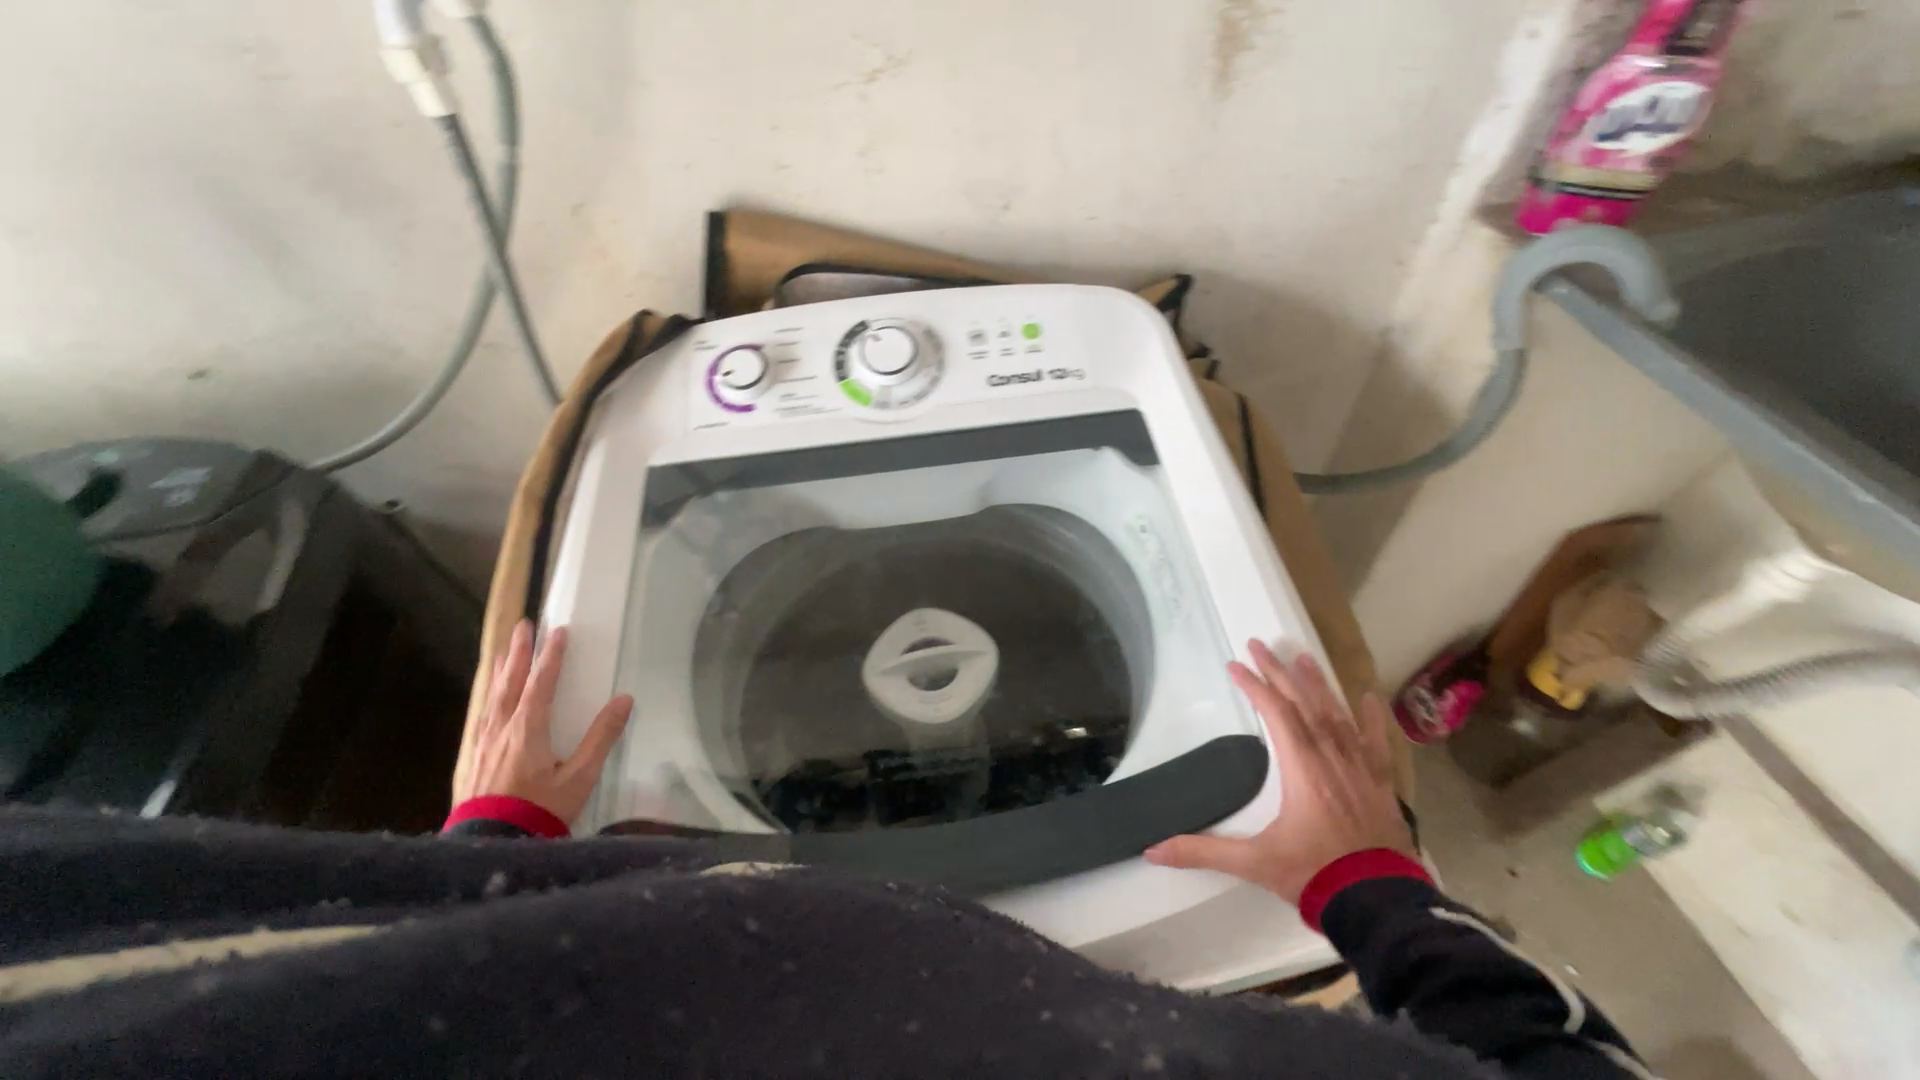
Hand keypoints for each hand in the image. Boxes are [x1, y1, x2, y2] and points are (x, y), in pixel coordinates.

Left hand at [459, 620, 633, 825]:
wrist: (490, 846)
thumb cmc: (540, 811)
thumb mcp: (579, 778)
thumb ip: (601, 738)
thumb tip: (624, 700)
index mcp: (527, 730)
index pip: (541, 684)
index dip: (551, 656)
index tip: (558, 631)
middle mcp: (501, 730)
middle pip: (510, 683)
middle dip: (518, 653)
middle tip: (522, 626)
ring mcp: (482, 745)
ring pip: (491, 698)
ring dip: (500, 672)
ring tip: (502, 652)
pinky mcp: (472, 761)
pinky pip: (480, 718)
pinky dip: (488, 699)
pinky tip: (488, 702)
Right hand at [1144, 639, 1410, 903]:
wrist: (1379, 905)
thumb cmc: (1314, 875)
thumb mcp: (1254, 863)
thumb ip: (1203, 852)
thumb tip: (1152, 850)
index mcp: (1303, 770)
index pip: (1276, 714)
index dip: (1254, 686)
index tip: (1234, 665)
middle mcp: (1332, 759)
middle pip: (1305, 704)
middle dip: (1280, 672)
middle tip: (1260, 644)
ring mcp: (1361, 769)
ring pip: (1338, 715)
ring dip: (1318, 685)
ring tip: (1303, 657)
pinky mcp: (1381, 785)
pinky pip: (1376, 743)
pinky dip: (1371, 719)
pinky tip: (1368, 698)